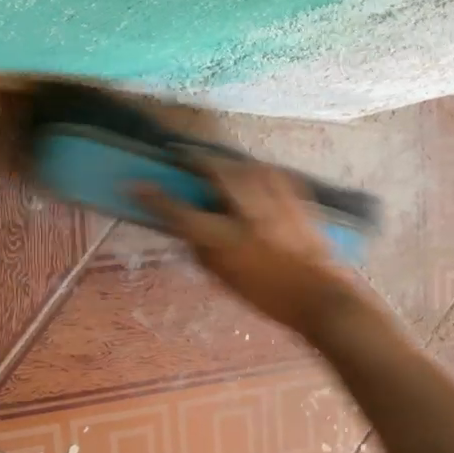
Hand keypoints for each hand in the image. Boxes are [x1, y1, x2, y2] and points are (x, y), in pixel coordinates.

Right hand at [133, 158, 369, 337]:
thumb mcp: (222, 276)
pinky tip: (249, 174)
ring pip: (242, 165)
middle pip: (214, 170)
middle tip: (179, 155)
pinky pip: (267, 172)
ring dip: (223, 160)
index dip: (153, 196)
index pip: (178, 211)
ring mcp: (276, 199)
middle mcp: (248, 212)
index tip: (134, 184)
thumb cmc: (265, 294)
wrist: (319, 297)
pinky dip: (251, 170)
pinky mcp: (296, 195)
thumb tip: (185, 225)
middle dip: (193, 159)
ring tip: (212, 163)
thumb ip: (200, 247)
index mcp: (224, 238)